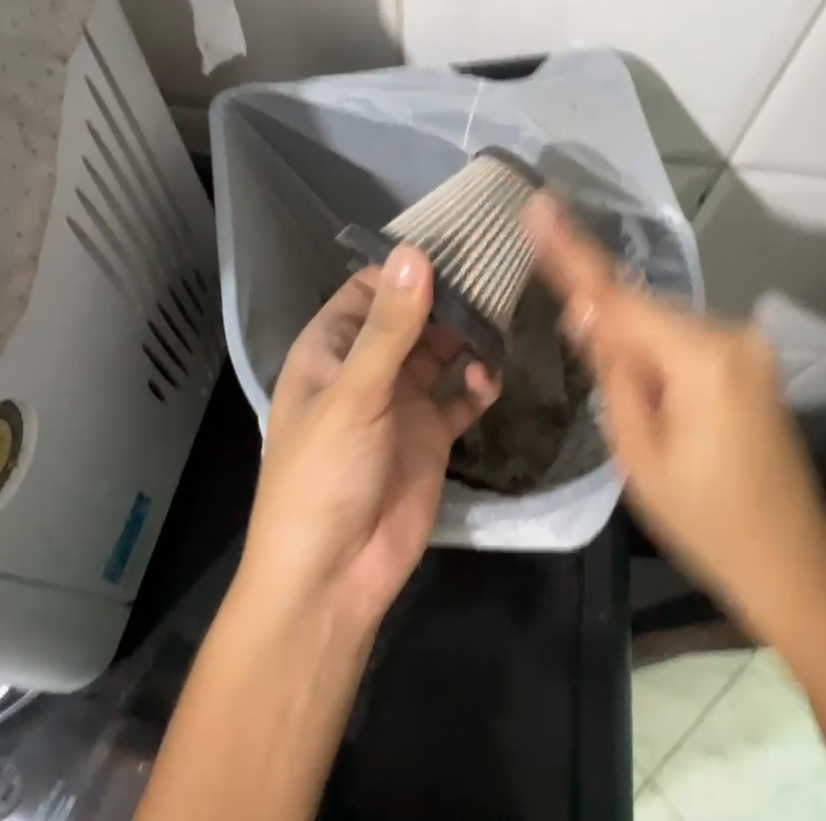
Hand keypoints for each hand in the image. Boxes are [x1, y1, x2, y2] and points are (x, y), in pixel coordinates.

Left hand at [244, 244, 500, 627]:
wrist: (334, 573)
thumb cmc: (325, 475)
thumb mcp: (353, 395)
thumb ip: (390, 328)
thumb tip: (415, 253)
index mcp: (330, 351)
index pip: (369, 290)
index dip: (408, 271)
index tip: (458, 251)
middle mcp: (366, 369)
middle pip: (413, 318)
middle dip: (450, 303)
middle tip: (498, 282)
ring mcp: (401, 403)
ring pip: (442, 355)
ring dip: (468, 341)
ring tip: (500, 329)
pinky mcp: (431, 437)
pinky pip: (461, 399)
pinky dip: (479, 385)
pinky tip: (492, 381)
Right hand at [524, 196, 825, 629]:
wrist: (789, 555)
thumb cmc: (704, 518)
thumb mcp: (637, 451)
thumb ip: (612, 371)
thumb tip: (585, 312)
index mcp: (700, 357)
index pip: (618, 296)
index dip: (572, 252)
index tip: (539, 205)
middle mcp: (730, 334)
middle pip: (641, 307)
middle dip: (602, 317)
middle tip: (582, 353)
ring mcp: (747, 345)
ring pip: (662, 324)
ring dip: (630, 340)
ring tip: (624, 395)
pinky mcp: (750, 359)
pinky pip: (685, 339)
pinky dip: (656, 351)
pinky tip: (649, 389)